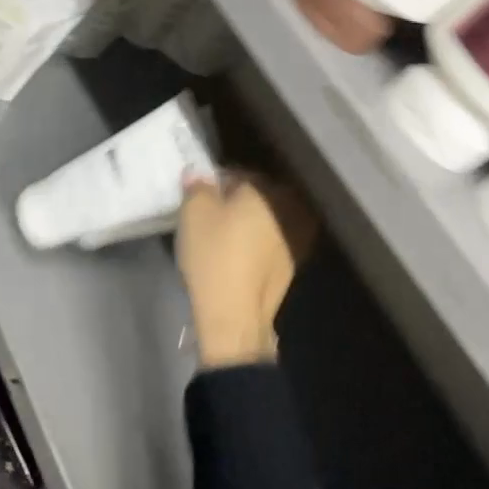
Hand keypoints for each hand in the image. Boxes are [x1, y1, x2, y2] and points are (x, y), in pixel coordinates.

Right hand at [176, 174, 298, 368]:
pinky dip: (255, 245)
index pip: (239, 174)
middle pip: (257, 197)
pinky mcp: (291, 268)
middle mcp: (289, 211)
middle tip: (210, 214)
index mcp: (268, 191)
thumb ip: (197, 185)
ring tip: (222, 236)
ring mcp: (295, 242)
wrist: (234, 315)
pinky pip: (269, 245)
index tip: (198, 195)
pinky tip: (235, 257)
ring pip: (266, 221)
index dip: (216, 182)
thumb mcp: (193, 212)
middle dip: (236, 201)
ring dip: (248, 224)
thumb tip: (200, 173)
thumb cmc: (214, 254)